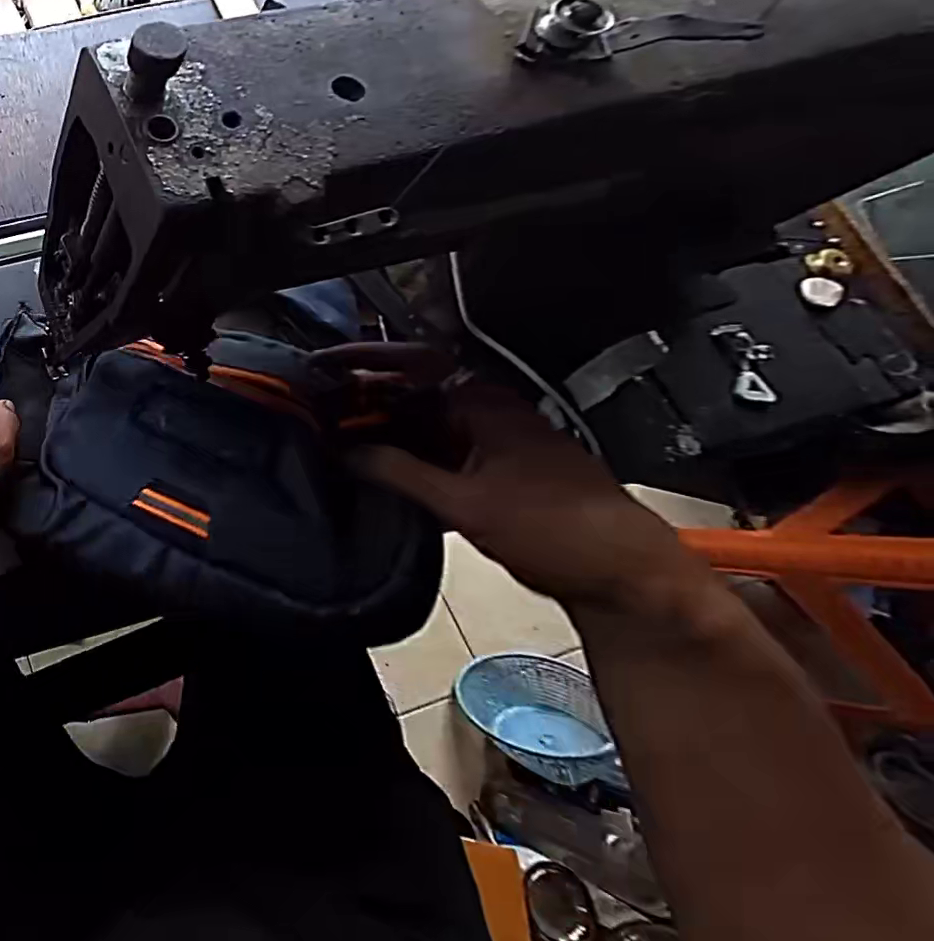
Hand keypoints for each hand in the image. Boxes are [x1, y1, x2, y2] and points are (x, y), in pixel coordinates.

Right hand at [313, 343, 716, 615]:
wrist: (622, 575)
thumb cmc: (557, 528)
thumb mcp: (463, 501)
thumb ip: (396, 471)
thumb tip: (344, 451)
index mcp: (485, 404)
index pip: (411, 366)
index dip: (362, 365)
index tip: (323, 369)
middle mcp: (485, 414)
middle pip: (410, 396)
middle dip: (362, 404)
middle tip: (318, 415)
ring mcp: (487, 442)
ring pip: (418, 427)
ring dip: (379, 434)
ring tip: (334, 444)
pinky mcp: (488, 471)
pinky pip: (432, 453)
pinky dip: (401, 459)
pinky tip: (372, 474)